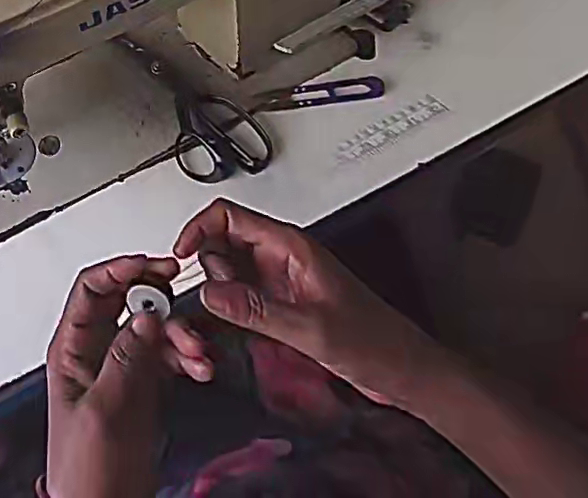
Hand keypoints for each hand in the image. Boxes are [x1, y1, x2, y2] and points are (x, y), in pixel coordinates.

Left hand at [45, 255, 212, 497]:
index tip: (146, 264)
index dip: (116, 270)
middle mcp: (97, 348)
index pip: (90, 290)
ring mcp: (123, 364)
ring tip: (195, 350)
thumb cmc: (84, 472)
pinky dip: (186, 356)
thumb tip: (145, 316)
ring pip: (152, 326)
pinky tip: (198, 367)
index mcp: (73, 347)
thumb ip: (124, 360)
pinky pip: (168, 354)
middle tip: (177, 284)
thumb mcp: (101, 411)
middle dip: (154, 292)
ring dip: (178, 331)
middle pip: (125, 300)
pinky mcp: (145, 383)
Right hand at [174, 199, 444, 408]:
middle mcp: (280, 255)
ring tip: (230, 315)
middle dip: (210, 266)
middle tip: (218, 298)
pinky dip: (230, 304)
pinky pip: (241, 291)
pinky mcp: (279, 299)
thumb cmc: (376, 341)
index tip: (182, 252)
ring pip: (229, 267)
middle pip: (223, 240)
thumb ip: (258, 310)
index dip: (199, 228)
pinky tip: (234, 324)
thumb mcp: (313, 328)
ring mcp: (278, 277)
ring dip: (219, 288)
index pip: (229, 216)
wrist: (406, 372)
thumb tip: (212, 294)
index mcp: (289, 245)